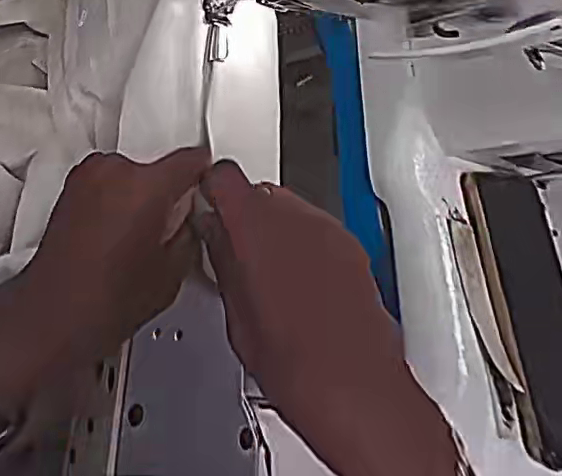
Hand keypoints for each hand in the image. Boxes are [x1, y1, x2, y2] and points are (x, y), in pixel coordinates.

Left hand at [0, 148, 210, 418]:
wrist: (48, 317)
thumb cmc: (99, 303)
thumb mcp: (170, 276)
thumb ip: (190, 232)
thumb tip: (190, 217)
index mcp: (147, 187)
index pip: (190, 159)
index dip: (204, 173)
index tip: (206, 183)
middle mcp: (117, 170)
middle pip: (159, 167)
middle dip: (168, 191)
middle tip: (168, 226)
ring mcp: (91, 173)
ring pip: (133, 173)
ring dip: (139, 194)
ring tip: (135, 236)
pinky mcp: (73, 183)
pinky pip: (109, 179)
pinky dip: (116, 197)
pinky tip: (115, 233)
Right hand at [199, 161, 457, 475]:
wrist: (353, 385)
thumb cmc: (295, 361)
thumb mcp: (235, 313)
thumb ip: (221, 258)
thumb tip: (214, 236)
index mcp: (254, 224)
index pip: (224, 176)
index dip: (212, 187)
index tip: (208, 203)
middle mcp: (292, 215)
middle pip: (258, 191)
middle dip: (245, 214)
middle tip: (236, 249)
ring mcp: (325, 226)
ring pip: (289, 207)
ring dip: (276, 227)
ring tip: (270, 274)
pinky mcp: (349, 242)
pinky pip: (316, 226)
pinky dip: (305, 241)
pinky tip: (300, 282)